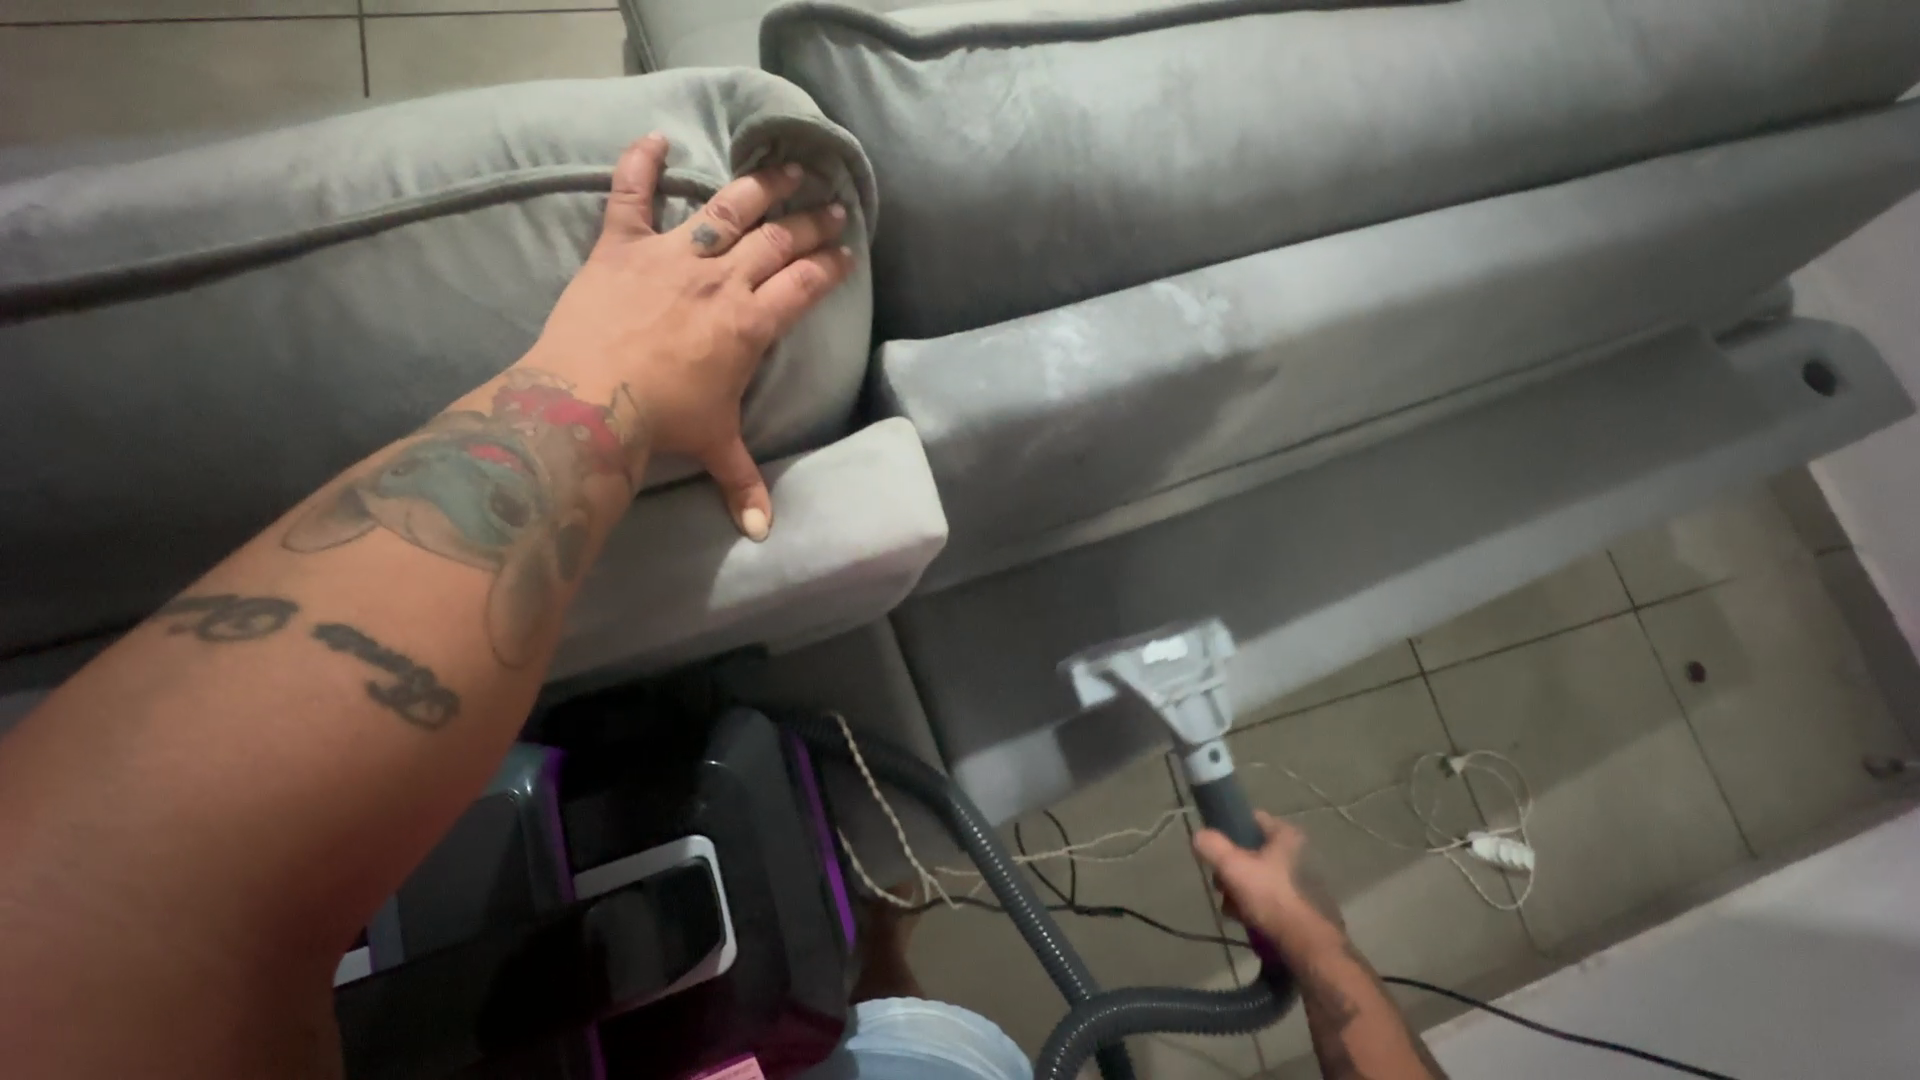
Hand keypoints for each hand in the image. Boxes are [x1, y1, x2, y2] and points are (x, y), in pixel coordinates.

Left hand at [526, 134, 854, 540]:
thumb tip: (766, 536)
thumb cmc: (662, 421)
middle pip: (779, 240)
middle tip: (834, 204)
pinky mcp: (621, 245)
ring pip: (728, 208)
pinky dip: (641, 164)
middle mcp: (721, 280)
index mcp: (751, 324)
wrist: (589, 399)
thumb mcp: (715, 448)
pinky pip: (631, 194)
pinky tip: (655, 139)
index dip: (830, 265)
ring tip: (788, 165)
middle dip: (811, 221)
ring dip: (762, 185)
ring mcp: (672, 255)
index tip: (848, 250)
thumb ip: (745, 484)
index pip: (804, 284)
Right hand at [1194, 811, 1347, 960]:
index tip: (1216, 848)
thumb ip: (1211, 846)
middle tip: (1223, 886)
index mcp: (1287, 836)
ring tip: (1234, 909)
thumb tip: (1198, 837)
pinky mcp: (1305, 908)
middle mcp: (1300, 854)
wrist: (1308, 947)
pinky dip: (1257, 907)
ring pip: (1259, 878)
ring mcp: (1304, 882)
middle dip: (1232, 870)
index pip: (1252, 818)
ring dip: (1241, 891)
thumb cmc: (1271, 897)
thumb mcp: (1232, 866)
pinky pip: (1271, 899)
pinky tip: (1249, 920)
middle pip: (1252, 852)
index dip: (1230, 830)